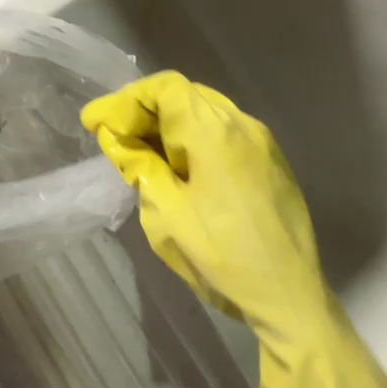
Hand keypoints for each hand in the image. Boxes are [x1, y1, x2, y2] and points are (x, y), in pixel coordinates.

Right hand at [83, 72, 386, 387]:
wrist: (291, 300)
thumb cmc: (222, 254)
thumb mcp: (164, 211)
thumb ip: (136, 163)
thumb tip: (114, 135)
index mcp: (214, 132)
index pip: (163, 88)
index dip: (124, 100)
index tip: (95, 124)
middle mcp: (242, 125)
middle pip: (183, 95)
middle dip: (143, 110)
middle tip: (114, 136)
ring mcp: (262, 143)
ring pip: (204, 111)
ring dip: (168, 124)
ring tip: (143, 151)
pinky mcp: (272, 162)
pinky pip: (224, 132)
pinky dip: (194, 137)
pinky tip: (180, 166)